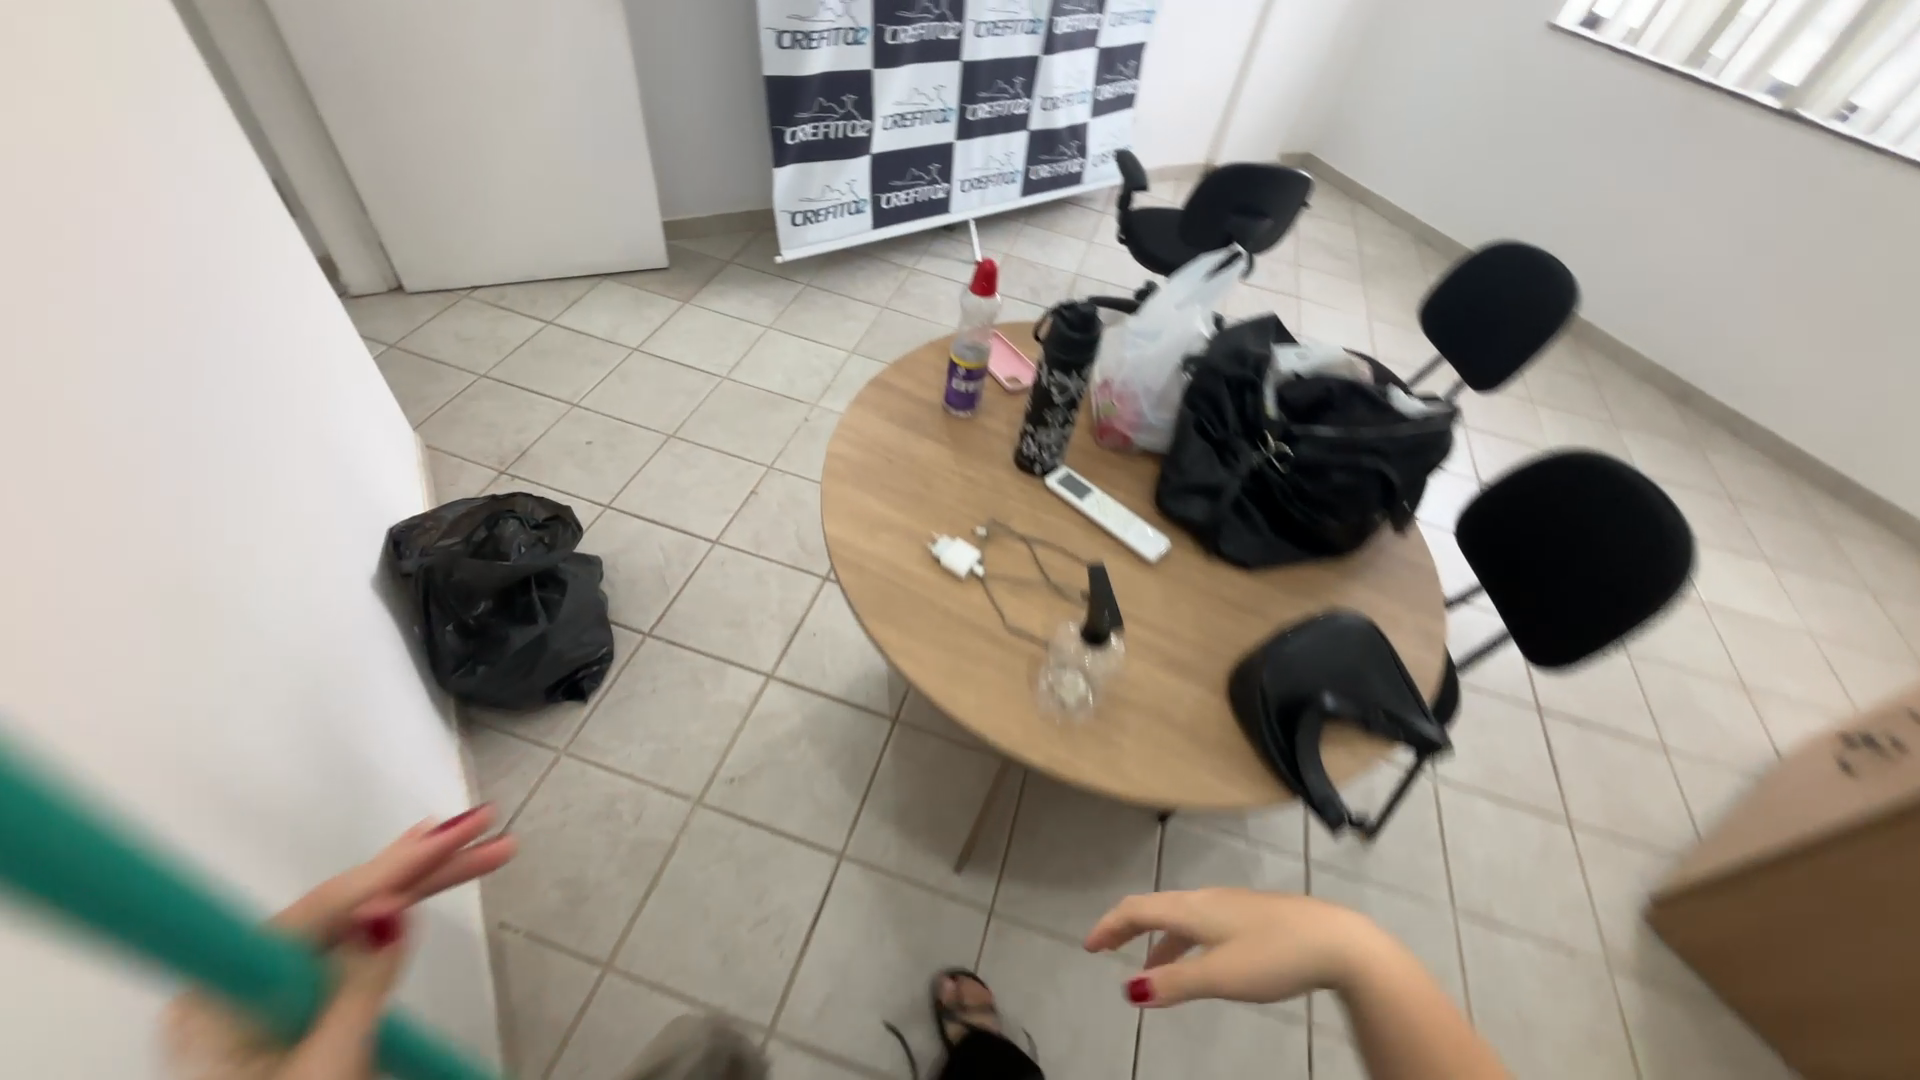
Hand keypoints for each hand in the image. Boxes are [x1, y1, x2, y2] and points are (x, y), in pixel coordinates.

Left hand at [162, 806, 515, 1079]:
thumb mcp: (328, 1066)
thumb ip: (358, 987)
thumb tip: (389, 907)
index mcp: (223, 996)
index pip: (323, 909)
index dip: (388, 866)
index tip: (443, 832)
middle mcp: (239, 976)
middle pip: (345, 903)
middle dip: (424, 864)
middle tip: (486, 823)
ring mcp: (268, 984)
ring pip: (358, 913)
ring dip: (426, 879)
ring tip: (485, 844)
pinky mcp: (295, 995)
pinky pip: (354, 937)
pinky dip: (403, 906)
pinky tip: (429, 877)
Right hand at [1083, 887, 1378, 1007]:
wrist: (1336, 940)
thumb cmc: (1274, 955)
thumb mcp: (1221, 976)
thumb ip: (1175, 983)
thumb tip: (1129, 989)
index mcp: (1192, 909)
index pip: (1137, 909)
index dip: (1110, 925)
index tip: (1089, 945)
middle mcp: (1205, 900)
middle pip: (1154, 907)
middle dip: (1127, 928)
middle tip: (1106, 949)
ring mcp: (1230, 906)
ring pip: (1180, 918)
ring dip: (1156, 940)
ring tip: (1150, 972)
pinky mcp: (1251, 917)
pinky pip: (1200, 924)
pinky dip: (1183, 942)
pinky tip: (1200, 964)